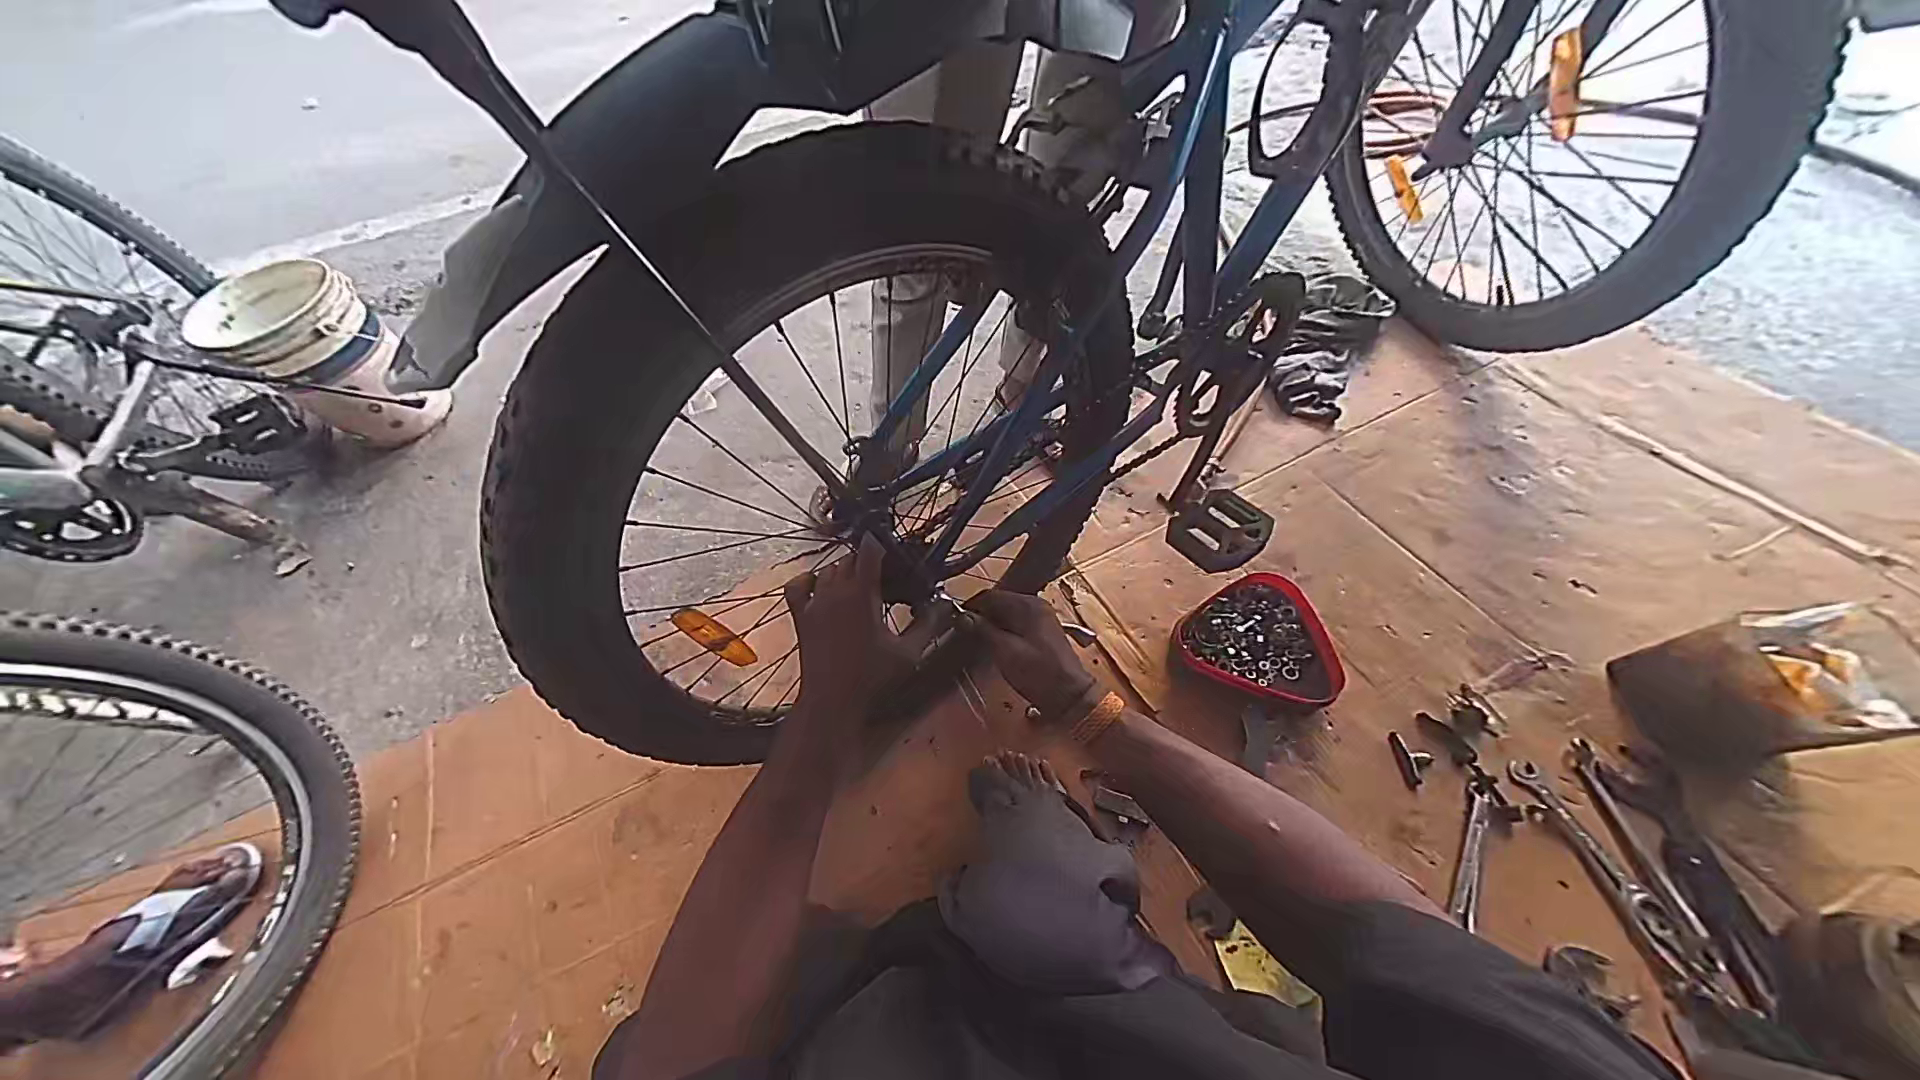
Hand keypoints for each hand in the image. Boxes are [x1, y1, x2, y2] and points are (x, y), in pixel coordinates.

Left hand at [783, 535, 924, 719]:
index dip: (882, 545)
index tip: (894, 552)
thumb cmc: (873, 678)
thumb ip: (929, 624)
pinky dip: (809, 580)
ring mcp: (814, 603)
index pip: (869, 551)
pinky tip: (821, 587)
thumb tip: (945, 603)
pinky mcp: (801, 617)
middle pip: (850, 559)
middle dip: (868, 560)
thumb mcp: (909, 652)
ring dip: (845, 571)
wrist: (832, 702)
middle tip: (887, 576)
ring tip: (863, 585)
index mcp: (861, 594)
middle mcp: (835, 591)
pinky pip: (798, 586)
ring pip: (828, 570)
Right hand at [963, 590, 1097, 722]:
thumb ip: (982, 630)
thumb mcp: (1004, 651)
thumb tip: (962, 617)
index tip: (955, 619)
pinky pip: (1016, 623)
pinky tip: (995, 645)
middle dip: (980, 616)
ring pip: (1007, 614)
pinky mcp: (1043, 632)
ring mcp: (1041, 618)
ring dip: (991, 624)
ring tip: (976, 640)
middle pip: (1000, 603)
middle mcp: (1036, 606)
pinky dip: (1003, 630)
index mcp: (1028, 605)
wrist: (1068, 696)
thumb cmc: (1038, 673)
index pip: (991, 595)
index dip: (971, 606)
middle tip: (963, 632)